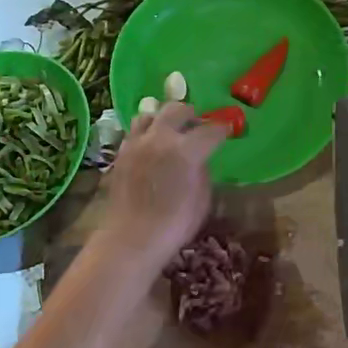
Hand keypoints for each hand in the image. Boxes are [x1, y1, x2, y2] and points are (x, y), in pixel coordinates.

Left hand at [102, 101, 228, 263]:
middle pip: (176, 110)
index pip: (210, 130)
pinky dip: (146, 133)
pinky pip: (134, 132)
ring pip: (149, 115)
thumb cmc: (174, 224)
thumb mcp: (202, 199)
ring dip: (163, 118)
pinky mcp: (121, 154)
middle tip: (197, 124)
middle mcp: (160, 138)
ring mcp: (136, 143)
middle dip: (191, 114)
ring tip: (169, 130)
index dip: (221, 129)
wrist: (132, 237)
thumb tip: (198, 160)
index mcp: (186, 150)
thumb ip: (202, 172)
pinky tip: (150, 146)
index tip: (227, 130)